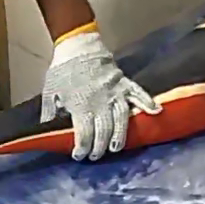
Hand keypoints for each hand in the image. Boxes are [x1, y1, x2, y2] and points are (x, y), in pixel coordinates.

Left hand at [40, 29, 160, 160]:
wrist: (78, 47)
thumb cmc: (62, 73)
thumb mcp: (49, 96)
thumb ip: (51, 114)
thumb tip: (48, 130)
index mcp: (80, 106)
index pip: (84, 134)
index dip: (82, 148)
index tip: (79, 156)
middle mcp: (100, 101)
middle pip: (104, 130)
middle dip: (100, 147)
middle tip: (96, 156)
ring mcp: (114, 91)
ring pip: (122, 117)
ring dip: (120, 135)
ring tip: (117, 148)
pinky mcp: (124, 81)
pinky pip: (138, 93)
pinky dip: (148, 102)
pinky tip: (155, 112)